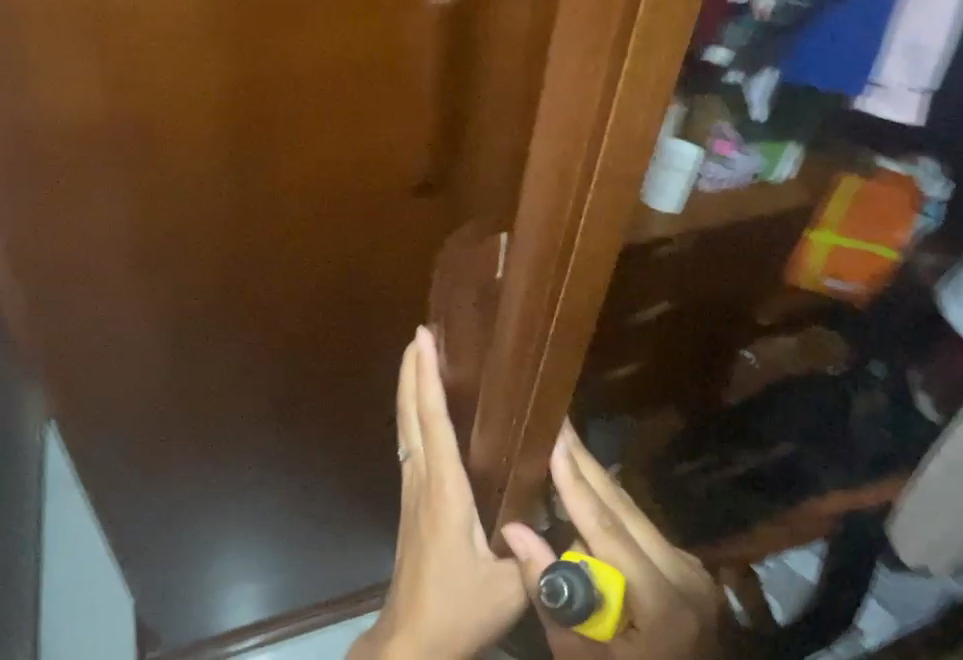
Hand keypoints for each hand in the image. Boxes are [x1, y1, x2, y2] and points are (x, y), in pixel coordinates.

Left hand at [351, 327, 526, 659]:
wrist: (413, 639)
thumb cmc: (458, 609)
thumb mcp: (508, 588)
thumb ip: (533, 550)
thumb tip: (557, 515)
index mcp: (444, 491)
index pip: (433, 422)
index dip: (427, 378)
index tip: (423, 339)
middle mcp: (422, 481)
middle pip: (411, 415)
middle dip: (412, 371)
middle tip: (420, 333)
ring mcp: (412, 492)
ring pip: (405, 429)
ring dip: (410, 390)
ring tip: (418, 358)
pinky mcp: (412, 504)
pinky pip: (409, 445)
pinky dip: (414, 416)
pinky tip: (423, 413)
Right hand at [500, 426, 722, 658]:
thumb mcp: (579, 658)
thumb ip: (549, 594)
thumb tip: (516, 531)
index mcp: (661, 604)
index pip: (607, 529)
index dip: (576, 484)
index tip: (554, 441)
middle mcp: (685, 577)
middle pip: (624, 510)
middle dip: (586, 465)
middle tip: (559, 423)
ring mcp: (693, 572)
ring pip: (634, 515)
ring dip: (597, 483)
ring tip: (566, 444)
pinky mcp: (691, 573)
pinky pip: (643, 531)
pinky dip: (612, 510)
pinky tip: (587, 487)